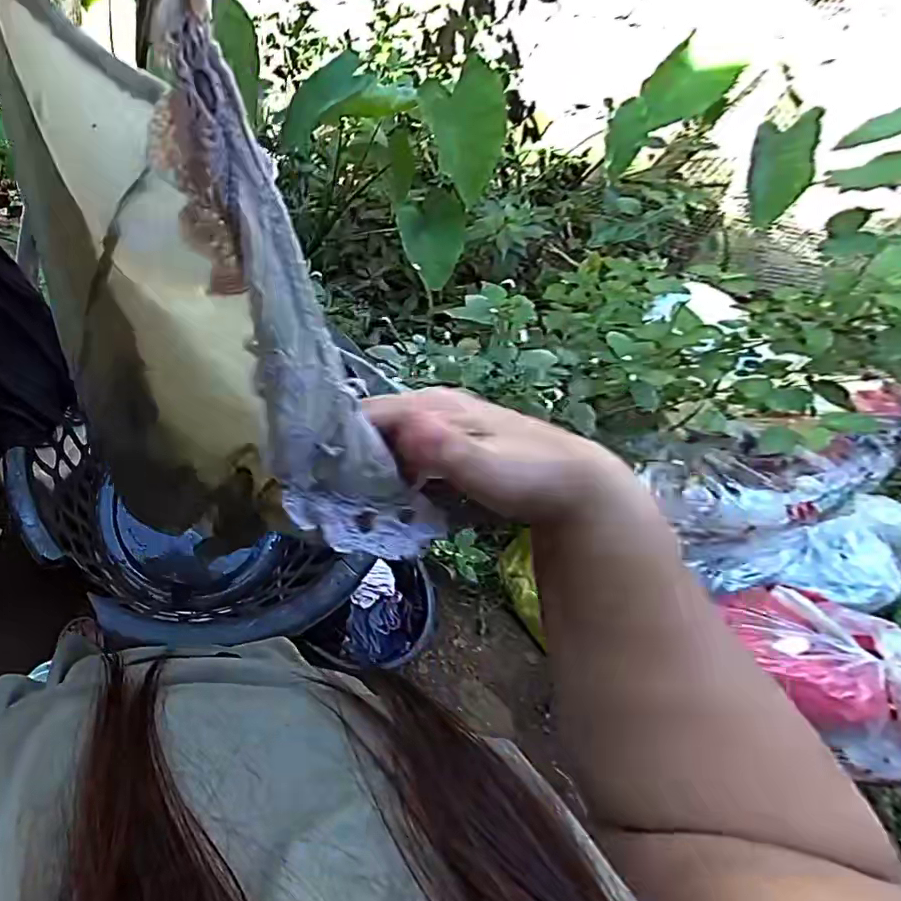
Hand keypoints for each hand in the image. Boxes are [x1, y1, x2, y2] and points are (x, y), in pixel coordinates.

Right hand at [363, 388, 643, 525]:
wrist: (579, 486)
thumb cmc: (532, 478)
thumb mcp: (489, 468)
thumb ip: (447, 451)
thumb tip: (409, 429)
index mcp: (433, 405)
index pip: (368, 413)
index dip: (341, 438)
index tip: (322, 471)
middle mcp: (430, 405)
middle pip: (373, 424)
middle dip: (351, 453)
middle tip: (337, 490)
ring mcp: (439, 420)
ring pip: (387, 436)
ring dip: (370, 462)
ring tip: (358, 495)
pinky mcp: (446, 439)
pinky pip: (403, 447)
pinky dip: (391, 467)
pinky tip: (392, 491)